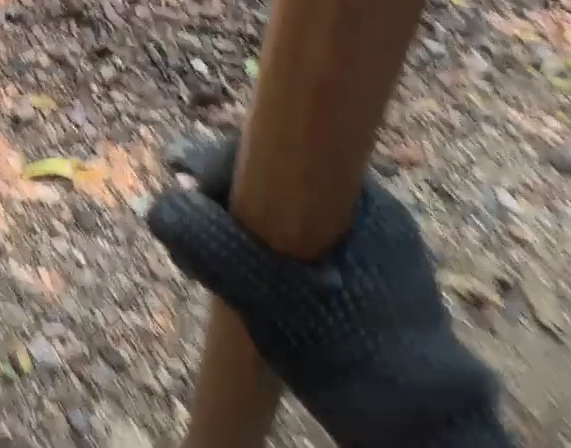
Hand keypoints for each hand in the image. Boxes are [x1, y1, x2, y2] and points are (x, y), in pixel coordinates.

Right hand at [146, 137, 511, 447]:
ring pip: (278, 208)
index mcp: (351, 194)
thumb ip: (203, 239)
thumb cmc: (339, 349)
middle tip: (181, 225)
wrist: (414, 423)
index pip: (266, 151)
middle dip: (214, 194)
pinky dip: (256, 247)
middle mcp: (362, 203)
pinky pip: (294, 237)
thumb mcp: (257, 291)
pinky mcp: (361, 270)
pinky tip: (234, 277)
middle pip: (268, 176)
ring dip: (230, 224)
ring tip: (199, 260)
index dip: (212, 161)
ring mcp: (366, 238)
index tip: (175, 179)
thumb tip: (156, 203)